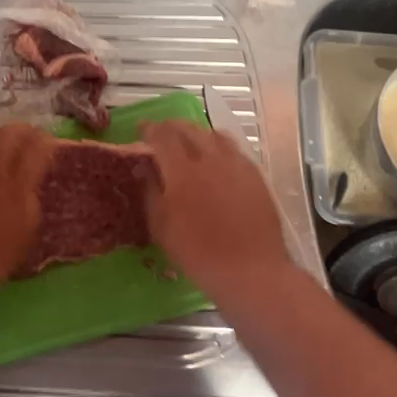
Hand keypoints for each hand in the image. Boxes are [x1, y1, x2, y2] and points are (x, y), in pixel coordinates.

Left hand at [0, 124, 56, 287]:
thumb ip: (32, 192)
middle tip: (29, 141)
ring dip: (1, 139)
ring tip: (4, 149)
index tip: (49, 146)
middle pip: (12, 132)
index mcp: (17, 179)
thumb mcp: (30, 224)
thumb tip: (32, 176)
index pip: (37, 145)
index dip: (46, 142)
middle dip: (25, 133)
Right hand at [142, 120, 291, 290]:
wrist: (249, 270)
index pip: (162, 136)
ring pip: (214, 135)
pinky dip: (219, 146)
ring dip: (197, 133)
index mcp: (182, 171)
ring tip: (189, 142)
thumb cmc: (197, 253)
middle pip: (189, 129)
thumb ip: (150, 191)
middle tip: (162, 133)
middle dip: (172, 127)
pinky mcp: (255, 175)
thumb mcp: (161, 226)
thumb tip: (143, 166)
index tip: (141, 130)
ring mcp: (236, 165)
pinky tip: (215, 160)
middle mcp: (210, 159)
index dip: (149, 129)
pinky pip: (234, 150)